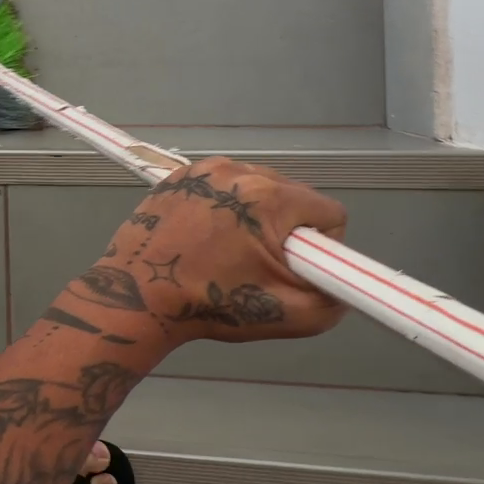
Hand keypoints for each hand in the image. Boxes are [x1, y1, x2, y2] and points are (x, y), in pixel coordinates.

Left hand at [72, 158, 348, 346]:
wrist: (138, 292)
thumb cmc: (213, 302)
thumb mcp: (298, 313)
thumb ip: (339, 296)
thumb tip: (345, 281)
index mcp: (266, 196)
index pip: (328, 212)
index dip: (325, 246)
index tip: (299, 266)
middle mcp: (233, 170)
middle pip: (292, 195)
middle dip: (289, 228)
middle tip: (261, 261)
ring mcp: (198, 170)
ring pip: (256, 188)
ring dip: (257, 215)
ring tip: (232, 249)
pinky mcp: (174, 176)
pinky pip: (221, 187)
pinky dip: (225, 206)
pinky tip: (209, 234)